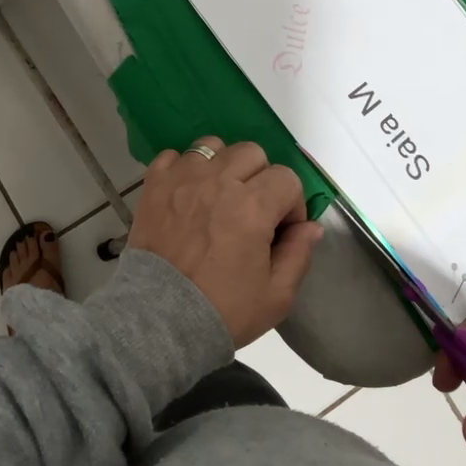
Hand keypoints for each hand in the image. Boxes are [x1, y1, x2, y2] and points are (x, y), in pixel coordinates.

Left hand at [126, 136, 324, 345]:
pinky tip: (188, 193)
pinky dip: (185, 168)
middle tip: (251, 211)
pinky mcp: (154, 184)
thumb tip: (311, 226)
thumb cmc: (223, 309)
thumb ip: (298, 254)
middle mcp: (217, 182)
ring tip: (218, 196)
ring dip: (223, 166)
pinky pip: (174, 156)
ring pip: (213, 146)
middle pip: (252, 153)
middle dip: (261, 178)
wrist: (159, 319)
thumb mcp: (276, 295)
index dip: (291, 204)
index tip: (280, 230)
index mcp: (251, 207)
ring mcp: (182, 179)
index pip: (286, 179)